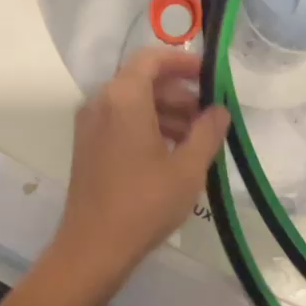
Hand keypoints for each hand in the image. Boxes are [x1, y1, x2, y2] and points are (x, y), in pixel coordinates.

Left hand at [48, 47, 230, 289]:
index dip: (182, 62)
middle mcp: (101, 103)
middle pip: (141, 81)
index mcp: (124, 97)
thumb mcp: (188, 169)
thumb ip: (208, 132)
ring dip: (164, 113)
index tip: (208, 77)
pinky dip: (145, 128)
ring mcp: (89, 127)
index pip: (152, 58)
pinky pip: (119, 124)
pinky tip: (170, 156)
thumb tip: (219, 110)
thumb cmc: (145, 204)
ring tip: (194, 141)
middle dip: (178, 93)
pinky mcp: (87, 149)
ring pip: (131, 104)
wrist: (94, 247)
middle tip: (208, 117)